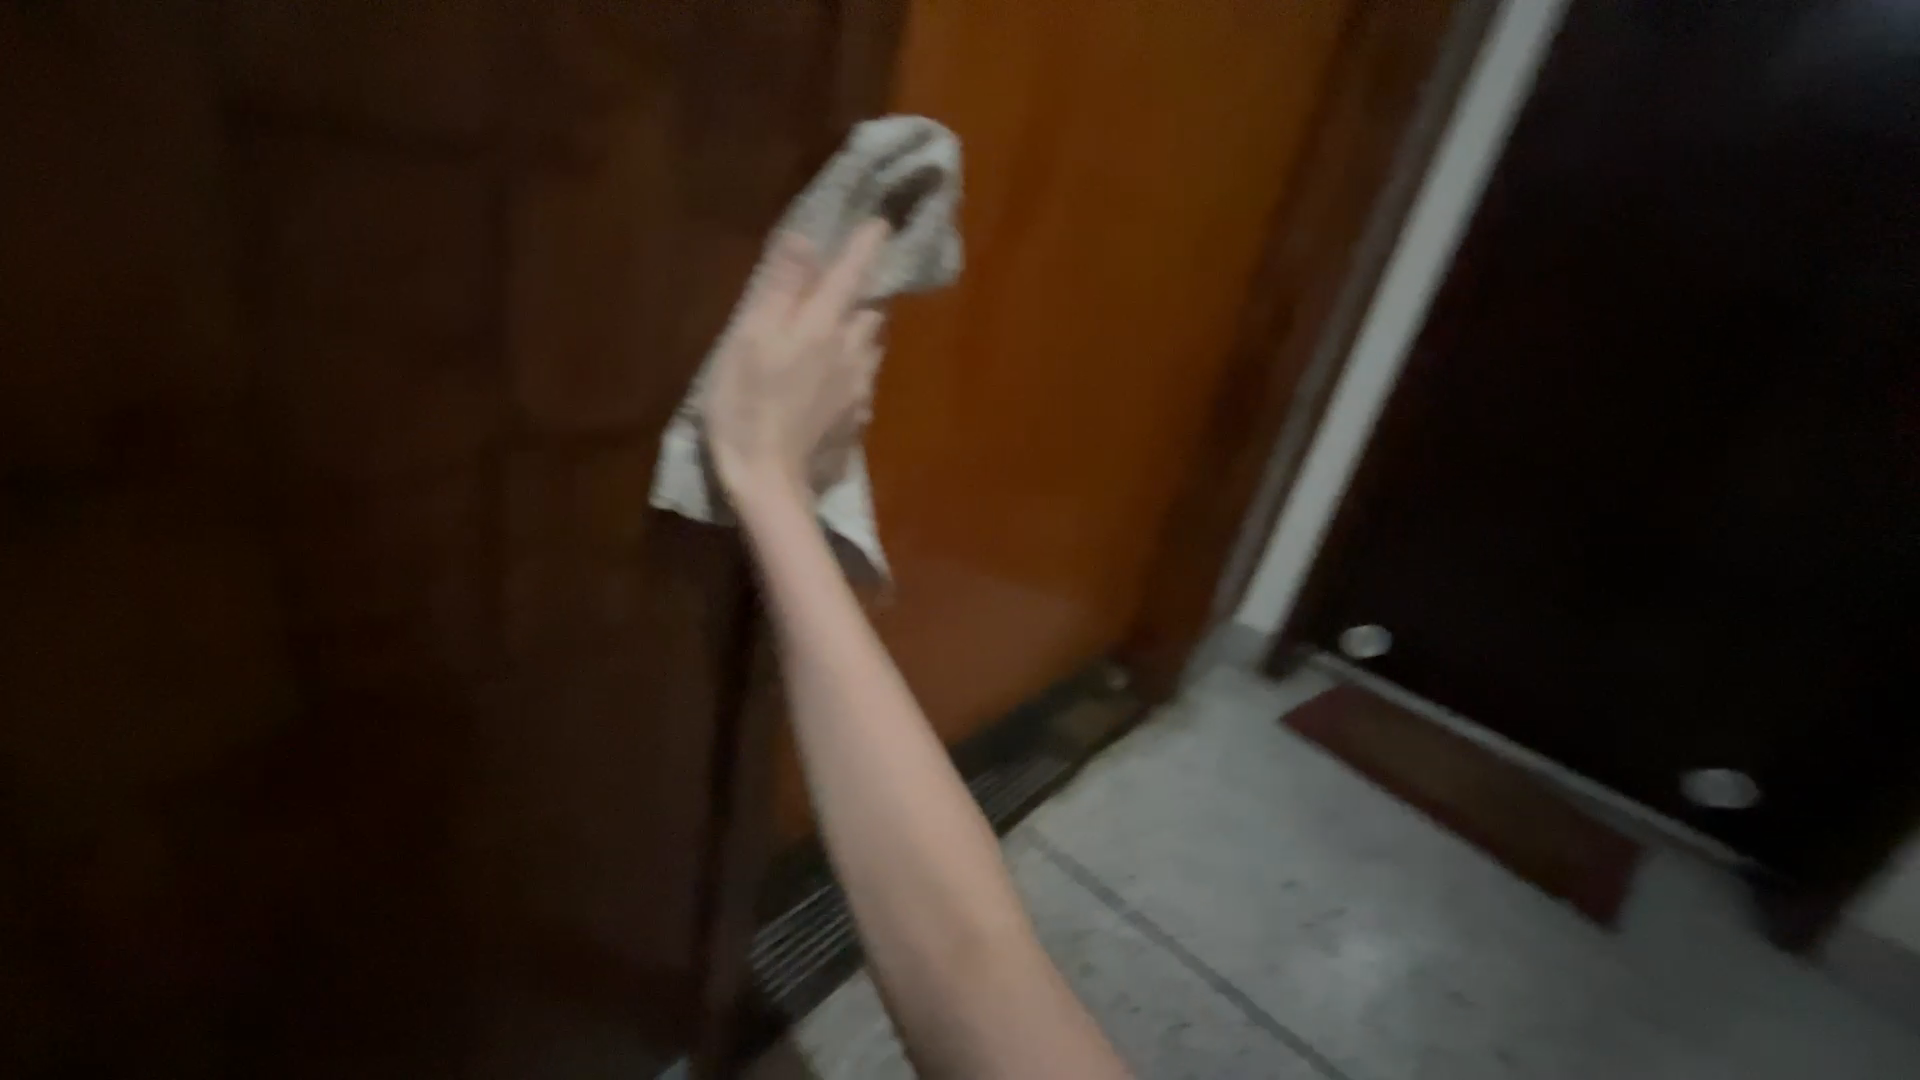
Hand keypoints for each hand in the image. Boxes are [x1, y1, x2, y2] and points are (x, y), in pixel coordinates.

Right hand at [703, 219, 890, 512]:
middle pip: (871, 311)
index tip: (881, 223)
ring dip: (859, 334)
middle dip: (861, 295)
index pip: (856, 271)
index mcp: (825, 324)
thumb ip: (780, 287)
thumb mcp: (749, 338)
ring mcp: (861, 390)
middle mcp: (854, 352)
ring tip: (833, 337)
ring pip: (870, 348)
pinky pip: (863, 384)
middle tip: (838, 291)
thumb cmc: (747, 405)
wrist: (771, 481)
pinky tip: (830, 386)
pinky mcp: (857, 422)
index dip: (868, 243)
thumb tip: (808, 239)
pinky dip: (853, 372)